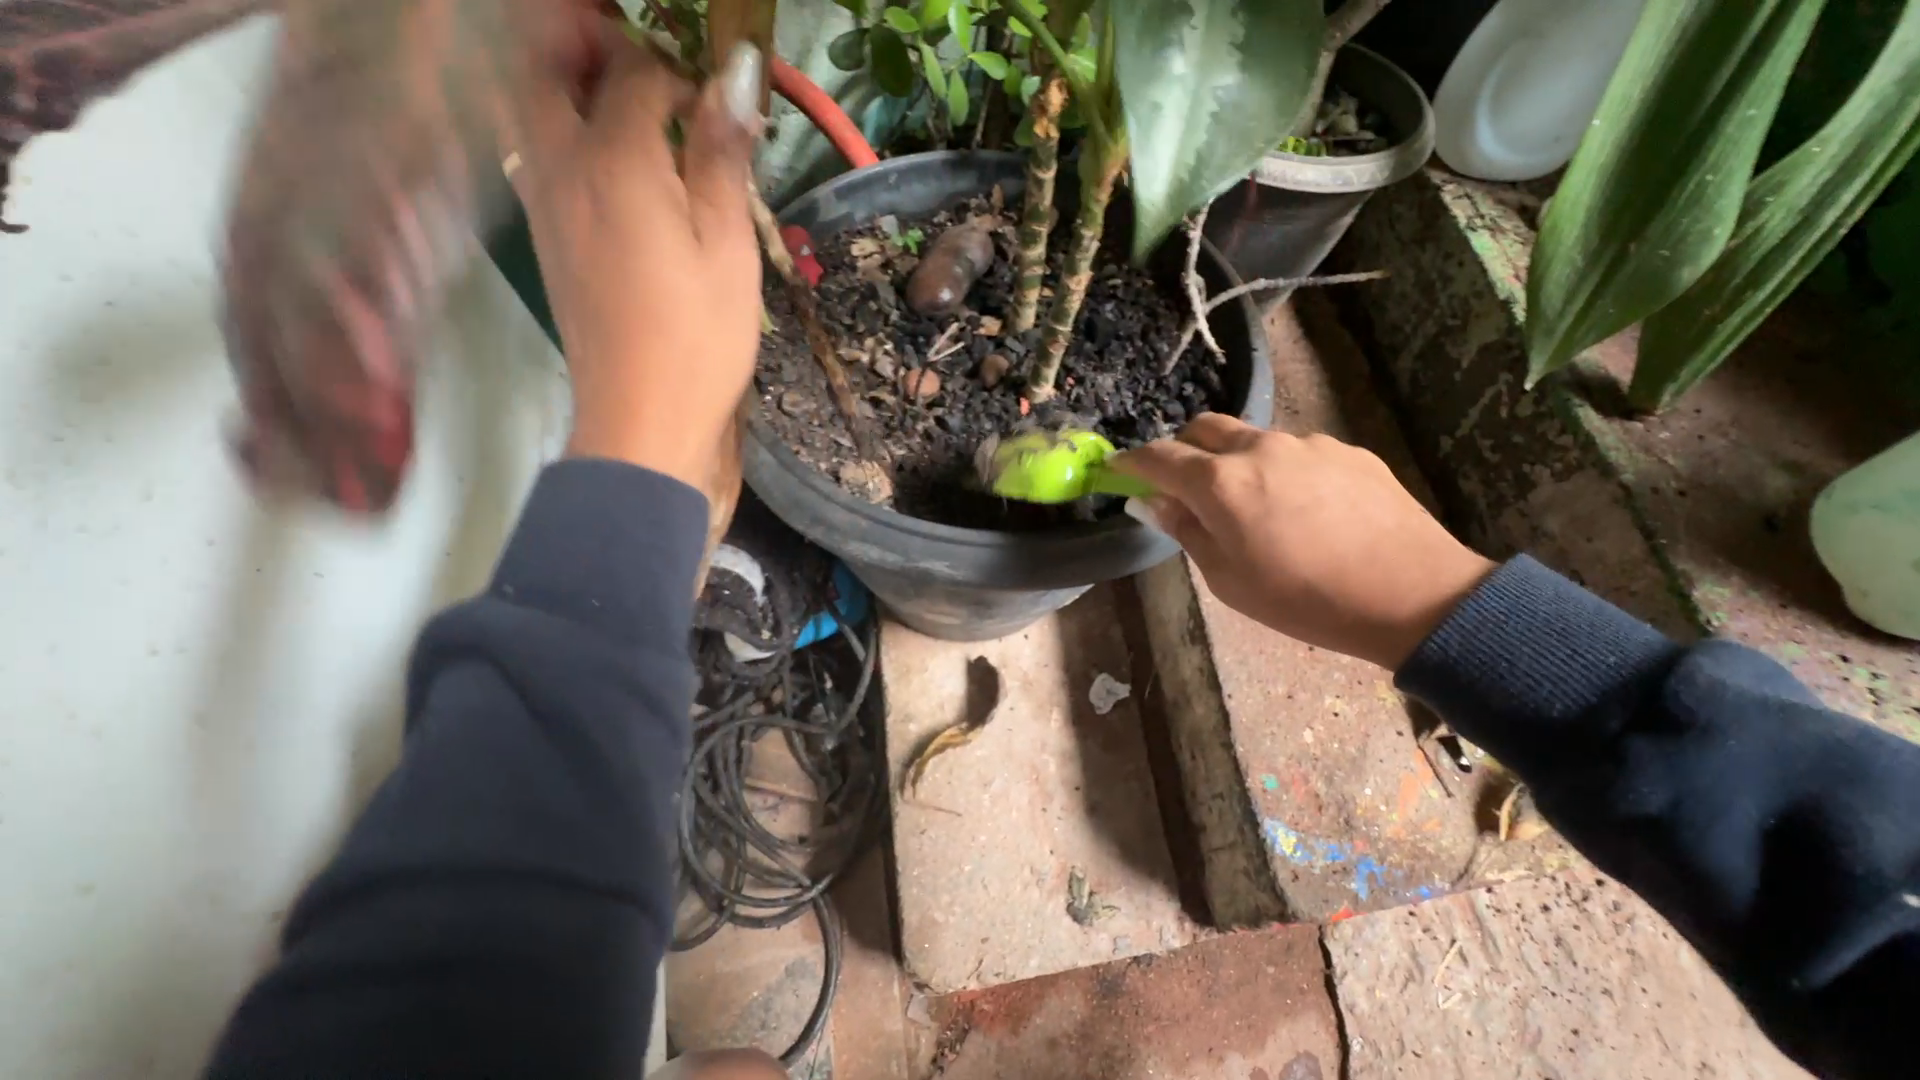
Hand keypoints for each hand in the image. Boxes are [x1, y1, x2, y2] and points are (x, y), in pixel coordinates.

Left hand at [512, 22, 763, 498]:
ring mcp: (542, 202)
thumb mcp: (728, 246)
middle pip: (544, 64)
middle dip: (584, 40)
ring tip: (629, 101)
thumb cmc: (699, 338)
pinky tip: (616, 164)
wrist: (641, 418)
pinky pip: (538, 152)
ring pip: (530, 106)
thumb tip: (733, 74)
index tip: (718, 104)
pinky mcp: (544, 236)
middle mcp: (561, 166)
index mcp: (615, 161)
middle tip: (640, 59)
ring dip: (568, 80)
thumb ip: (722, 154)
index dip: (679, 71)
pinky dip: (566, 128)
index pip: (634, 71)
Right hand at [1112, 414, 1494, 669]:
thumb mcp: (1228, 580)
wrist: (1412, 594)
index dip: (1132, 462)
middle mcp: (1260, 448)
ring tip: (1257, 506)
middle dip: (1182, 448)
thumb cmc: (1304, 599)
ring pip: (1253, 439)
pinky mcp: (1348, 450)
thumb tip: (1157, 503)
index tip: (1119, 470)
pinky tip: (1306, 511)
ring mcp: (1308, 444)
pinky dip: (1282, 471)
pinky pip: (1297, 452)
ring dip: (1236, 461)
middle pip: (1204, 428)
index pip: (1159, 456)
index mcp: (1221, 483)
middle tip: (1182, 484)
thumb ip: (1187, 532)